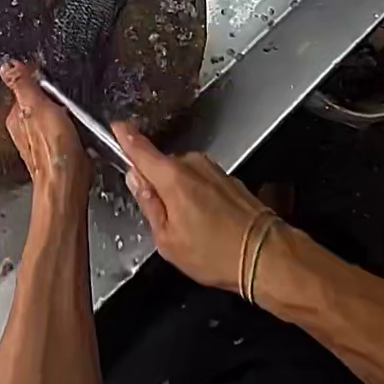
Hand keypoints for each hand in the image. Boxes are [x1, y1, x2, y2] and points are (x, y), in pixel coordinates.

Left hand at [0, 61, 89, 214]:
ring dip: (66, 112)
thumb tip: (7, 65)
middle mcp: (26, 131)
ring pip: (54, 117)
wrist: (68, 184)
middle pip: (41, 102)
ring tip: (76, 115)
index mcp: (16, 118)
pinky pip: (68, 132)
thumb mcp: (37, 107)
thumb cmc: (53, 151)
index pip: (24, 88)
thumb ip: (22, 84)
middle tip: (67, 99)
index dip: (39, 79)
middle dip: (54, 97)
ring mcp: (43, 142)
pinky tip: (81, 132)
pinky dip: (74, 129)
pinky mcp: (60, 152)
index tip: (52, 79)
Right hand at [113, 123, 271, 293]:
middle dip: (157, 186)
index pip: (140, 148)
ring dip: (180, 194)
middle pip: (161, 166)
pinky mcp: (227, 177)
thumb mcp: (167, 240)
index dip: (125, 137)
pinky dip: (198, 197)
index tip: (117, 127)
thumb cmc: (217, 254)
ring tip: (194, 229)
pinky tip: (208, 224)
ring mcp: (212, 169)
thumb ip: (147, 205)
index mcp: (171, 177)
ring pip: (181, 175)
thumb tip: (136, 181)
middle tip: (165, 220)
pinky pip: (200, 181)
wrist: (266, 256)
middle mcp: (192, 164)